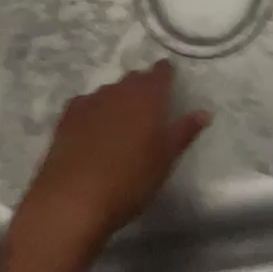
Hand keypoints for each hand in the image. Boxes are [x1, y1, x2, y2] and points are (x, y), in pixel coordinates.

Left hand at [2, 61, 210, 271]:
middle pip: (135, 79)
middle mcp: (120, 89)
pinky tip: (91, 133)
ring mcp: (91, 100)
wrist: (72, 200)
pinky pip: (86, 105)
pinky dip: (93, 113)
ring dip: (117, 102)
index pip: (161, 71)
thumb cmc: (129, 180)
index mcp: (148, 95)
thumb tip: (204, 112)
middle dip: (142, 89)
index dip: (166, 75)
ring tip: (118, 127)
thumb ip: (184, 131)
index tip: (169, 84)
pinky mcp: (67, 116)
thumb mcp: (165, 159)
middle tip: (147, 112)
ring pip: (110, 92)